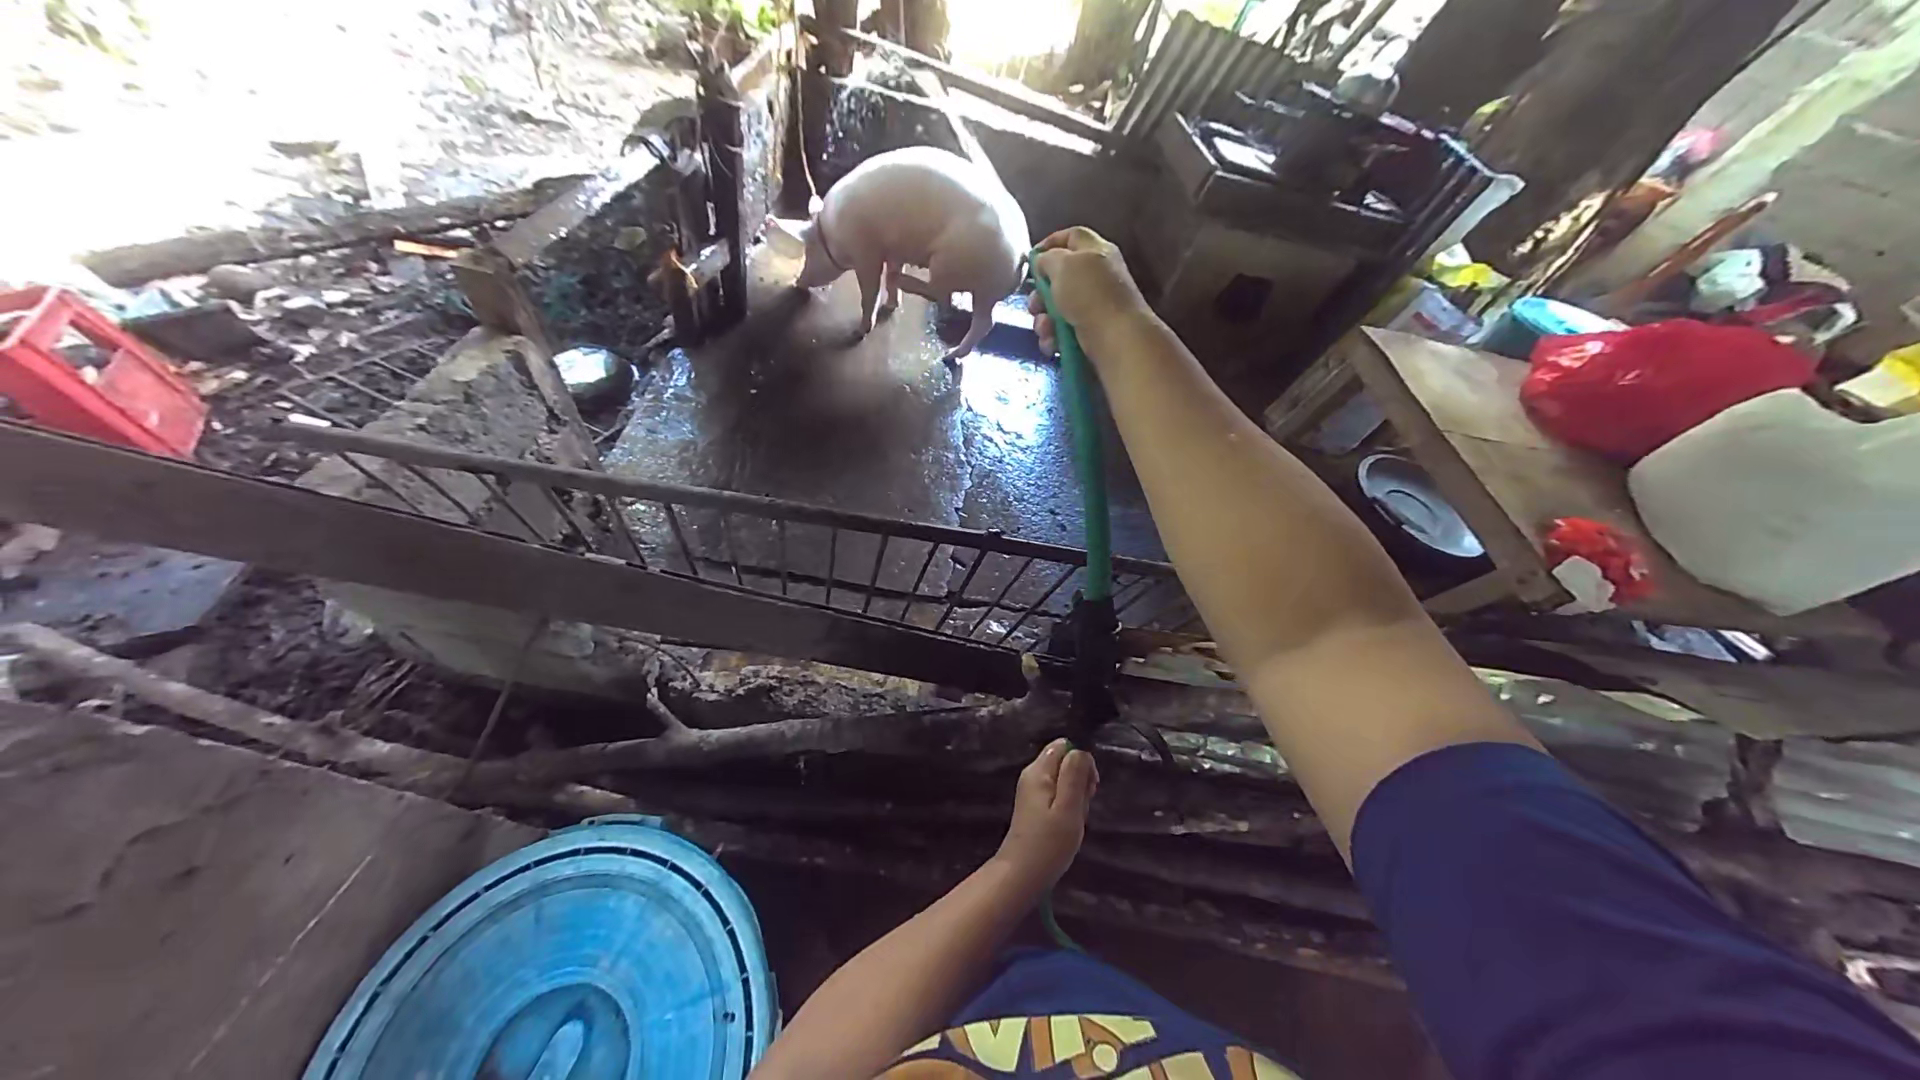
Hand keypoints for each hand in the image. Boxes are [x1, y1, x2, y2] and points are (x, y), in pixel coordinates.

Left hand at [993, 738, 1097, 890]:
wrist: (1022, 875)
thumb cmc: (1049, 843)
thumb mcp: (1069, 807)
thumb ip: (1075, 775)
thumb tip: (1080, 751)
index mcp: (1038, 771)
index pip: (1064, 746)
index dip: (1081, 762)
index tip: (1088, 788)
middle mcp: (1033, 775)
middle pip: (1064, 762)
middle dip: (1080, 781)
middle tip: (1080, 808)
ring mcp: (1033, 791)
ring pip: (1064, 781)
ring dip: (1076, 797)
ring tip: (1074, 820)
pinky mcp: (1035, 806)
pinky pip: (1058, 796)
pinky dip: (1068, 807)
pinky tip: (1068, 826)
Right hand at [1026, 227, 1153, 356]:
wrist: (1116, 337)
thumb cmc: (1089, 294)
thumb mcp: (1063, 265)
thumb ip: (1047, 258)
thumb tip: (1042, 262)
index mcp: (1095, 251)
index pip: (1071, 236)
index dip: (1049, 243)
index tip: (1031, 259)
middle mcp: (1095, 276)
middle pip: (1058, 278)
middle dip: (1040, 293)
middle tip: (1034, 304)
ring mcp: (1093, 305)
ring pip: (1056, 309)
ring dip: (1044, 320)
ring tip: (1045, 328)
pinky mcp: (1090, 331)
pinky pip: (1062, 331)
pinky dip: (1053, 337)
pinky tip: (1053, 344)